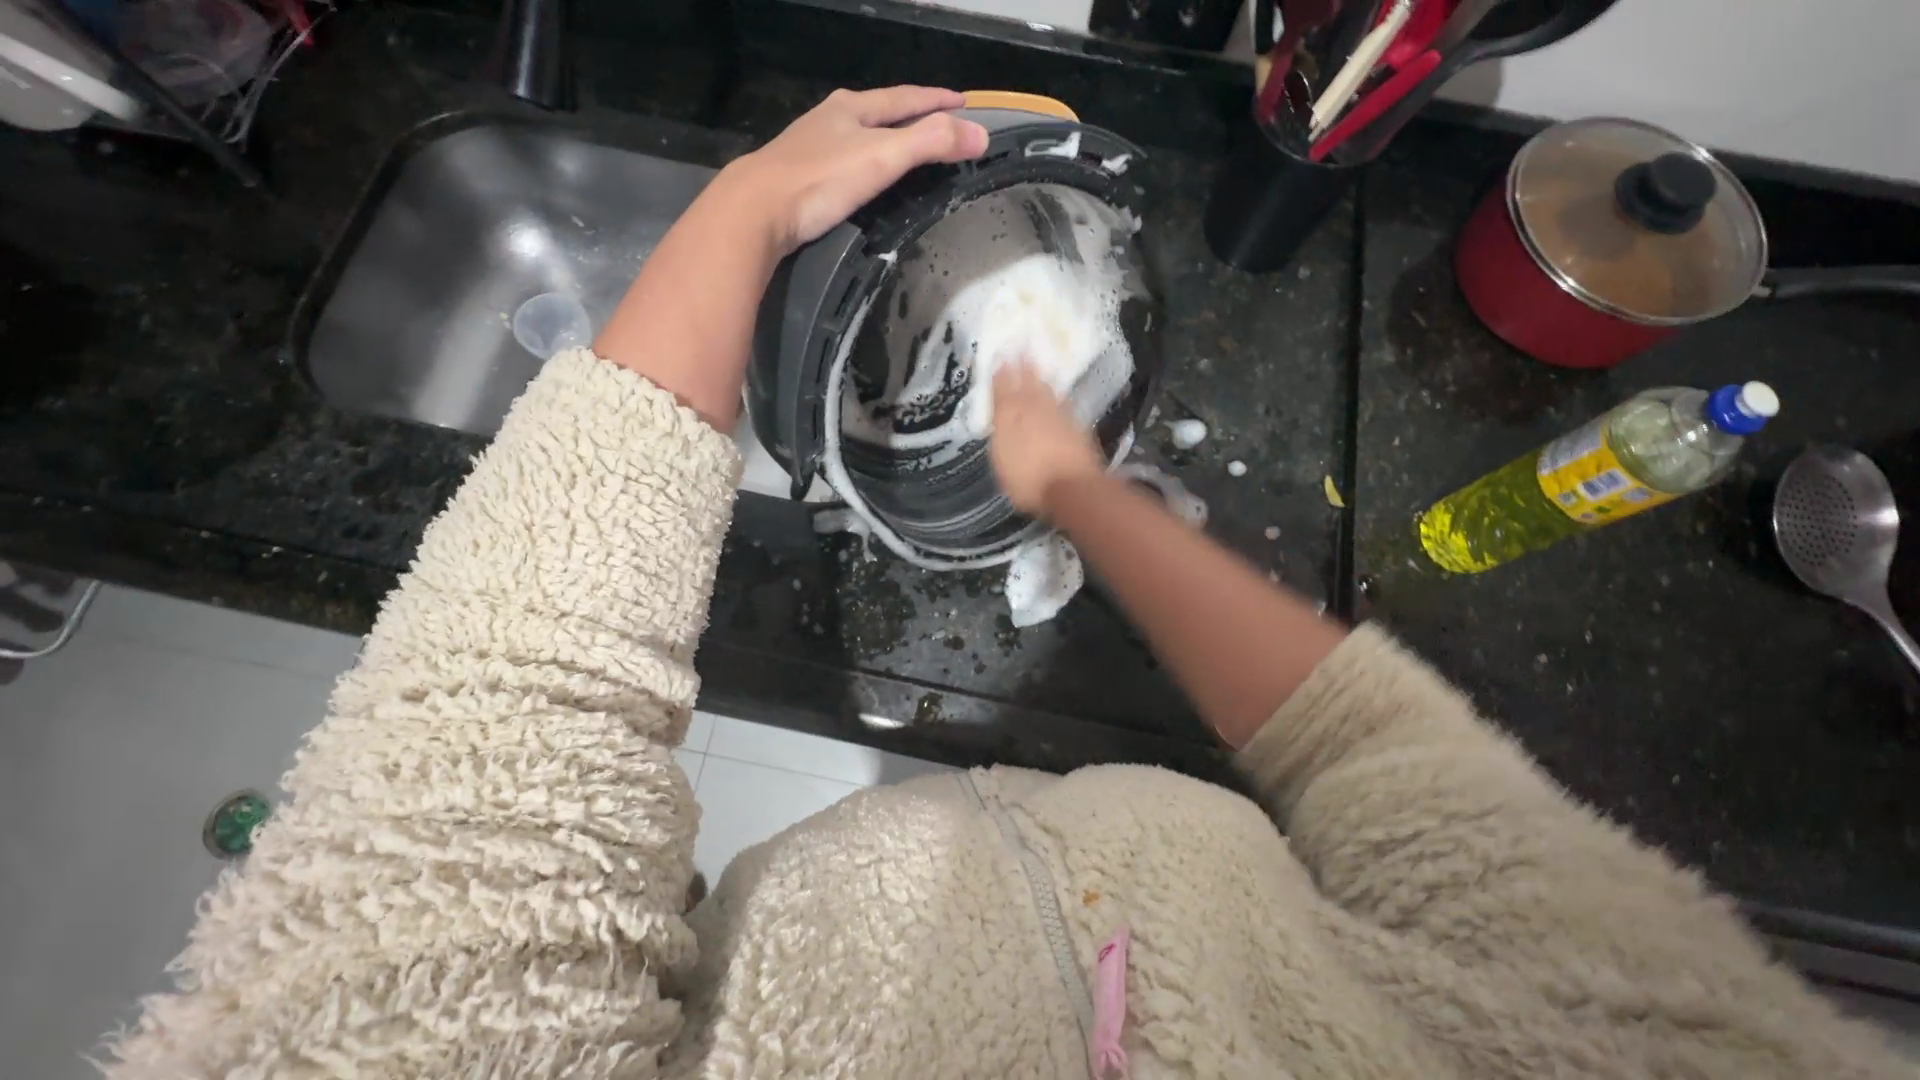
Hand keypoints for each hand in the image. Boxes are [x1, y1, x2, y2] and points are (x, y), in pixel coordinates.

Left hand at [721, 86, 989, 255]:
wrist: (757, 209)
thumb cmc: (822, 180)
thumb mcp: (883, 157)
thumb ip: (931, 144)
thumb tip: (980, 134)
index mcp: (853, 108)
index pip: (905, 98)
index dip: (937, 101)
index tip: (963, 102)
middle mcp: (830, 119)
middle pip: (880, 111)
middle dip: (910, 115)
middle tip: (938, 122)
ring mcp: (811, 146)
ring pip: (857, 135)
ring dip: (884, 138)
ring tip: (903, 148)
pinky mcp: (799, 176)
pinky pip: (842, 161)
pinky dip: (862, 163)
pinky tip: (859, 176)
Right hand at [990, 362, 1106, 518]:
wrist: (1073, 488)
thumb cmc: (1029, 476)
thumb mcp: (1003, 452)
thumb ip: (1001, 422)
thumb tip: (1000, 400)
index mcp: (1014, 413)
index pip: (1005, 386)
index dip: (1002, 370)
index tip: (1001, 352)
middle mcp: (1038, 409)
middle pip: (1029, 382)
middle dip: (1024, 364)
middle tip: (1023, 345)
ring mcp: (1062, 418)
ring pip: (1048, 390)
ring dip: (1041, 376)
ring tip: (1038, 364)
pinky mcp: (1078, 430)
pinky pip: (1063, 404)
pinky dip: (1057, 396)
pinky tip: (1058, 396)